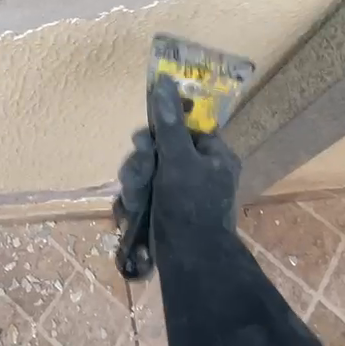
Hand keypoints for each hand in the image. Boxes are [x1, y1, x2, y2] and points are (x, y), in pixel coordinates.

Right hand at [143, 74, 241, 231]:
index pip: (182, 128)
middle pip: (158, 149)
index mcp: (213, 156)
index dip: (159, 131)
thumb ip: (169, 122)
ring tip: (136, 199)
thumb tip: (164, 80)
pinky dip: (133, 201)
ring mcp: (180, 193)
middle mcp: (199, 171)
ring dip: (134, 183)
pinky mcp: (163, 212)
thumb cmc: (190, 206)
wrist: (189, 264)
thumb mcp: (178, 159)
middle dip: (142, 162)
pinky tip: (131, 210)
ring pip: (145, 171)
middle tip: (140, 172)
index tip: (144, 141)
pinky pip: (141, 193)